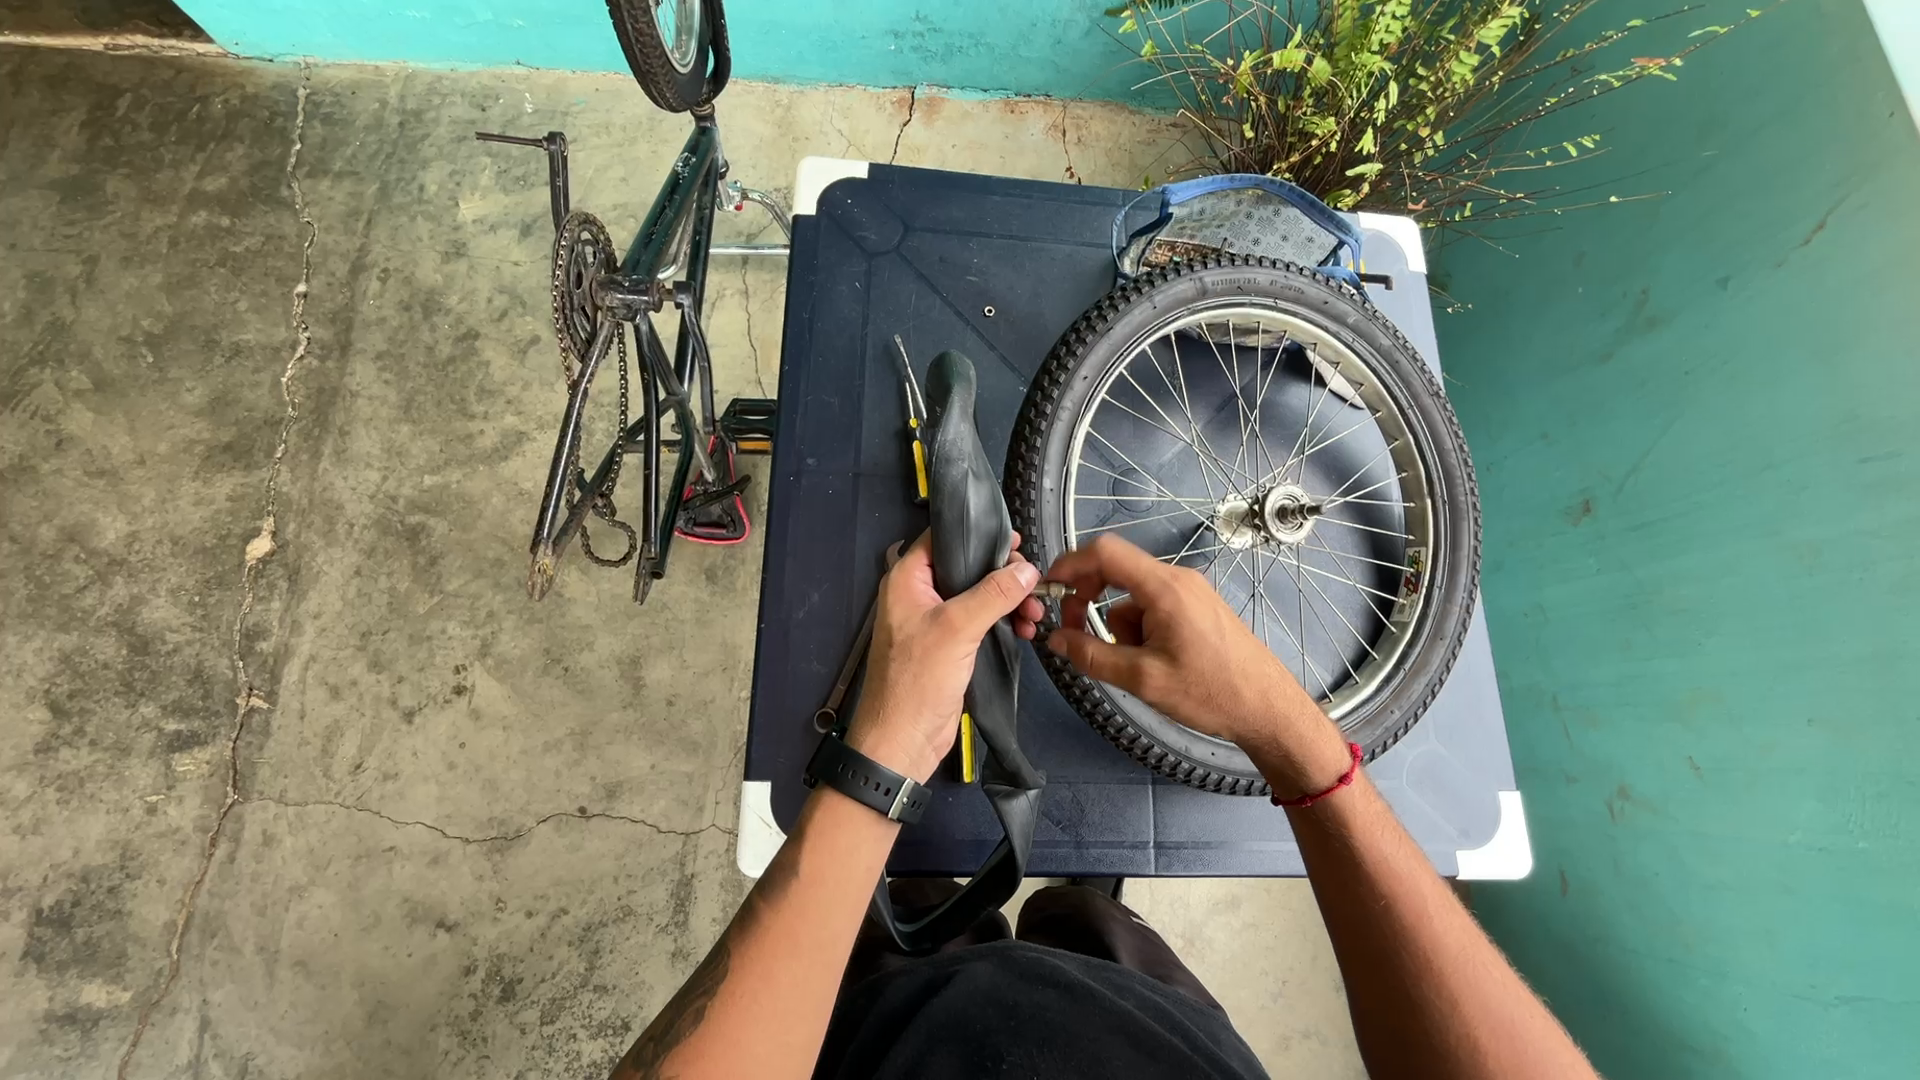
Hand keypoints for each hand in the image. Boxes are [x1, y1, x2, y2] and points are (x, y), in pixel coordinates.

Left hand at [844, 531, 1044, 782]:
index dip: (978, 536)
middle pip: (967, 568)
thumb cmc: (916, 680)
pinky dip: (1005, 623)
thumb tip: (1027, 569)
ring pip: (979, 597)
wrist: (904, 741)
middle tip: (1033, 582)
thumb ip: (993, 594)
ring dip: (1010, 602)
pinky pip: (982, 623)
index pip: (943, 540)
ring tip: (1036, 612)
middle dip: (1003, 575)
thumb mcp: (956, 628)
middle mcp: (920, 595)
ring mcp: (936, 622)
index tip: (1015, 542)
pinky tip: (1027, 630)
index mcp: (907, 580)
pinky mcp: (951, 646)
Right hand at [1042, 535, 1350, 797]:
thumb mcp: (1142, 679)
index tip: (1048, 591)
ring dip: (1117, 623)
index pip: (1104, 552)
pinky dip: (1138, 628)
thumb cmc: (1209, 693)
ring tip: (1133, 665)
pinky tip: (1152, 662)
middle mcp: (1177, 578)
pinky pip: (1152, 605)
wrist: (1269, 709)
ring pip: (1131, 594)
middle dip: (1088, 599)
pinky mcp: (1197, 607)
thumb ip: (1091, 656)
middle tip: (1075, 634)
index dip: (1069, 565)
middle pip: (1116, 570)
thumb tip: (1054, 640)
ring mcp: (1190, 591)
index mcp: (1164, 587)